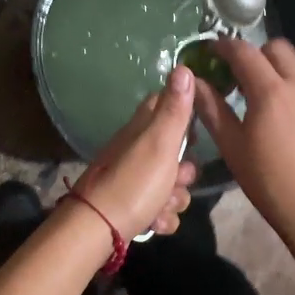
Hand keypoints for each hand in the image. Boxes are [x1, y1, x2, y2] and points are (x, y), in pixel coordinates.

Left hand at [75, 67, 200, 239]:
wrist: (99, 227)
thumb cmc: (134, 182)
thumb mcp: (159, 143)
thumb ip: (174, 109)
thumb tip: (183, 66)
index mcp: (141, 129)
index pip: (164, 105)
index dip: (185, 116)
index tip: (195, 134)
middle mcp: (137, 149)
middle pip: (176, 154)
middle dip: (184, 173)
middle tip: (176, 180)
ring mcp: (134, 178)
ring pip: (172, 185)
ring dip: (174, 199)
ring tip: (161, 206)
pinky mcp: (133, 204)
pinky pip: (161, 209)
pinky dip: (161, 217)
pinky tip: (154, 222)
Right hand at [193, 39, 294, 263]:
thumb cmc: (272, 186)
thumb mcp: (233, 149)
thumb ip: (212, 109)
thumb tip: (194, 81)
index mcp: (271, 93)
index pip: (244, 52)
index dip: (224, 46)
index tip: (211, 50)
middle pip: (278, 49)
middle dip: (256, 54)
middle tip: (240, 77)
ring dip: (278, 77)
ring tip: (266, 109)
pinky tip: (292, 132)